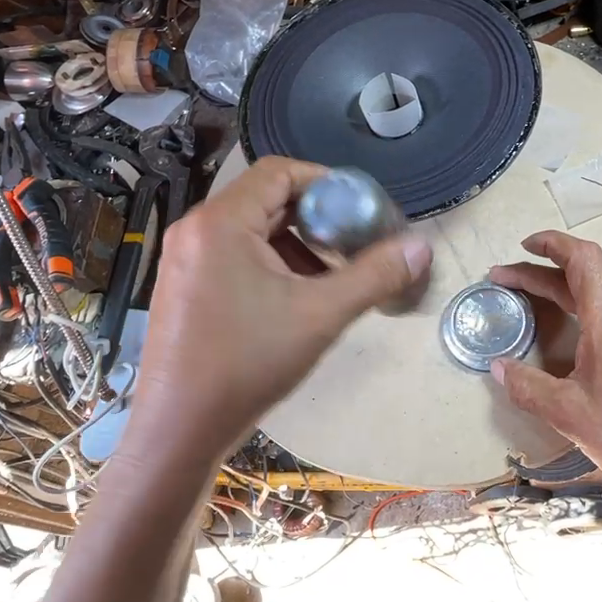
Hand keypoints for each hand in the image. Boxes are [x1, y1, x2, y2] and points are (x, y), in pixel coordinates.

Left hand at [132, 157, 432, 459]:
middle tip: (353, 245)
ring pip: (251, 230)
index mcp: (221, 223)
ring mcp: (184, 260)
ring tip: (329, 280)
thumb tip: (421, 247)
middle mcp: (196, 230)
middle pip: (265, 199)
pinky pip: (233, 255)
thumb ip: (374, 276)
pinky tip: (295, 301)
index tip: (361, 209)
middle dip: (315, 219)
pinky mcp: (183, 287)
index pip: (278, 172)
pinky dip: (270, 265)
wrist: (179, 430)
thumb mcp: (320, 316)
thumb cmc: (247, 364)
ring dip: (295, 245)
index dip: (325, 182)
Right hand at [489, 231, 601, 518]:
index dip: (552, 243)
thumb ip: (528, 387)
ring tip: (558, 297)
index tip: (525, 245)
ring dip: (587, 282)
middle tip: (518, 282)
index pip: (583, 259)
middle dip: (552, 270)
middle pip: (596, 270)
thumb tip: (499, 369)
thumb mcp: (569, 416)